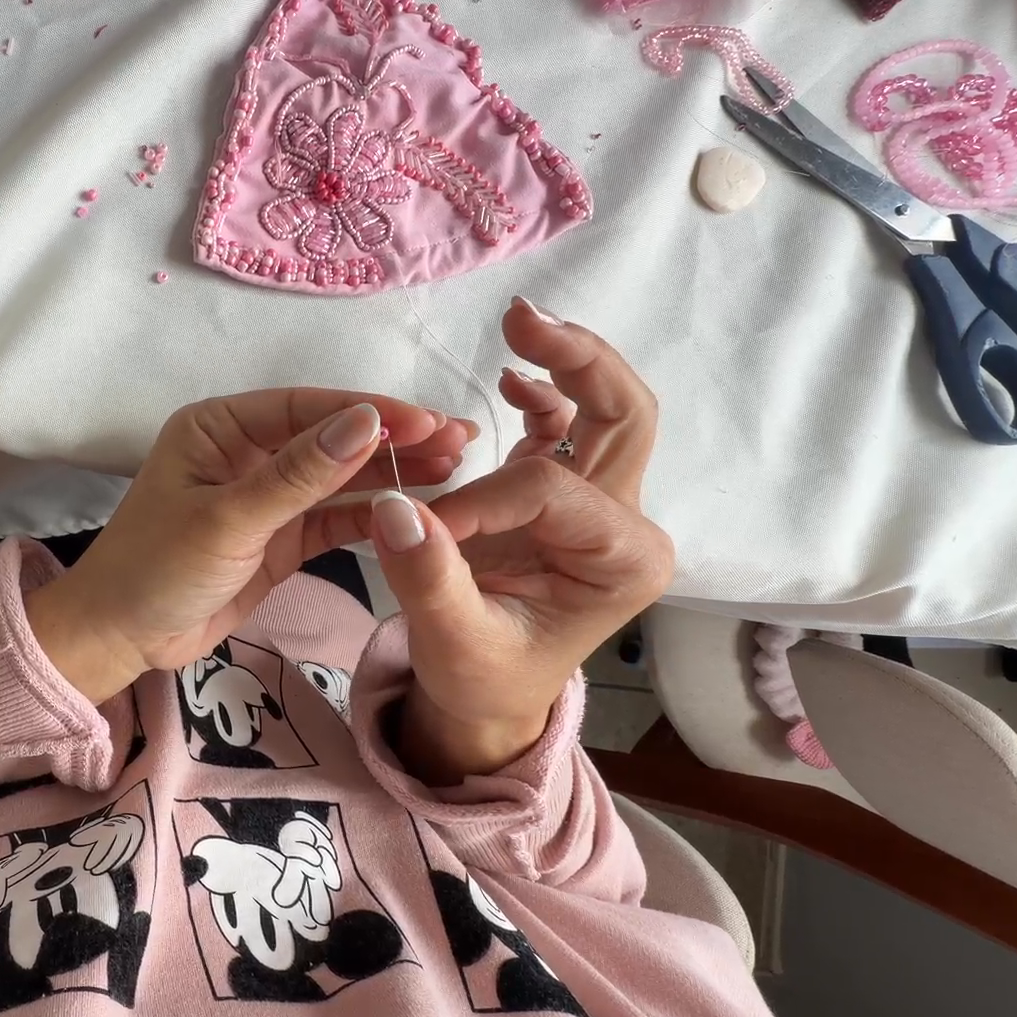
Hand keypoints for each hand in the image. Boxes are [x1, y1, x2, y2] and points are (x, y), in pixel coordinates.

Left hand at [27, 389, 473, 702]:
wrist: (123, 636)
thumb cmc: (157, 567)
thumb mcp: (227, 519)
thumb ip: (298, 475)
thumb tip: (368, 420)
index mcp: (219, 428)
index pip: (304, 407)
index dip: (368, 412)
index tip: (428, 421)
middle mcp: (244, 452)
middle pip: (328, 438)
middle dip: (391, 440)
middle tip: (461, 441)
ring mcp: (264, 496)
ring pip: (336, 478)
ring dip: (391, 474)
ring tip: (457, 468)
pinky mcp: (277, 536)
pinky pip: (331, 517)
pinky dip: (371, 514)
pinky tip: (418, 509)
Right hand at [362, 298, 673, 783]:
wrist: (490, 697)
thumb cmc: (480, 677)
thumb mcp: (451, 639)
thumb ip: (428, 577)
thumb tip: (392, 506)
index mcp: (619, 561)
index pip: (546, 490)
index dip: (475, 498)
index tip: (418, 530)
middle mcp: (624, 526)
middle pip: (624, 417)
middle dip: (578, 362)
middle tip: (521, 319)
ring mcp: (598, 509)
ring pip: (605, 412)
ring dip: (567, 363)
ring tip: (518, 323)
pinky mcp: (563, 502)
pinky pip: (565, 431)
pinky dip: (544, 394)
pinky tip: (511, 378)